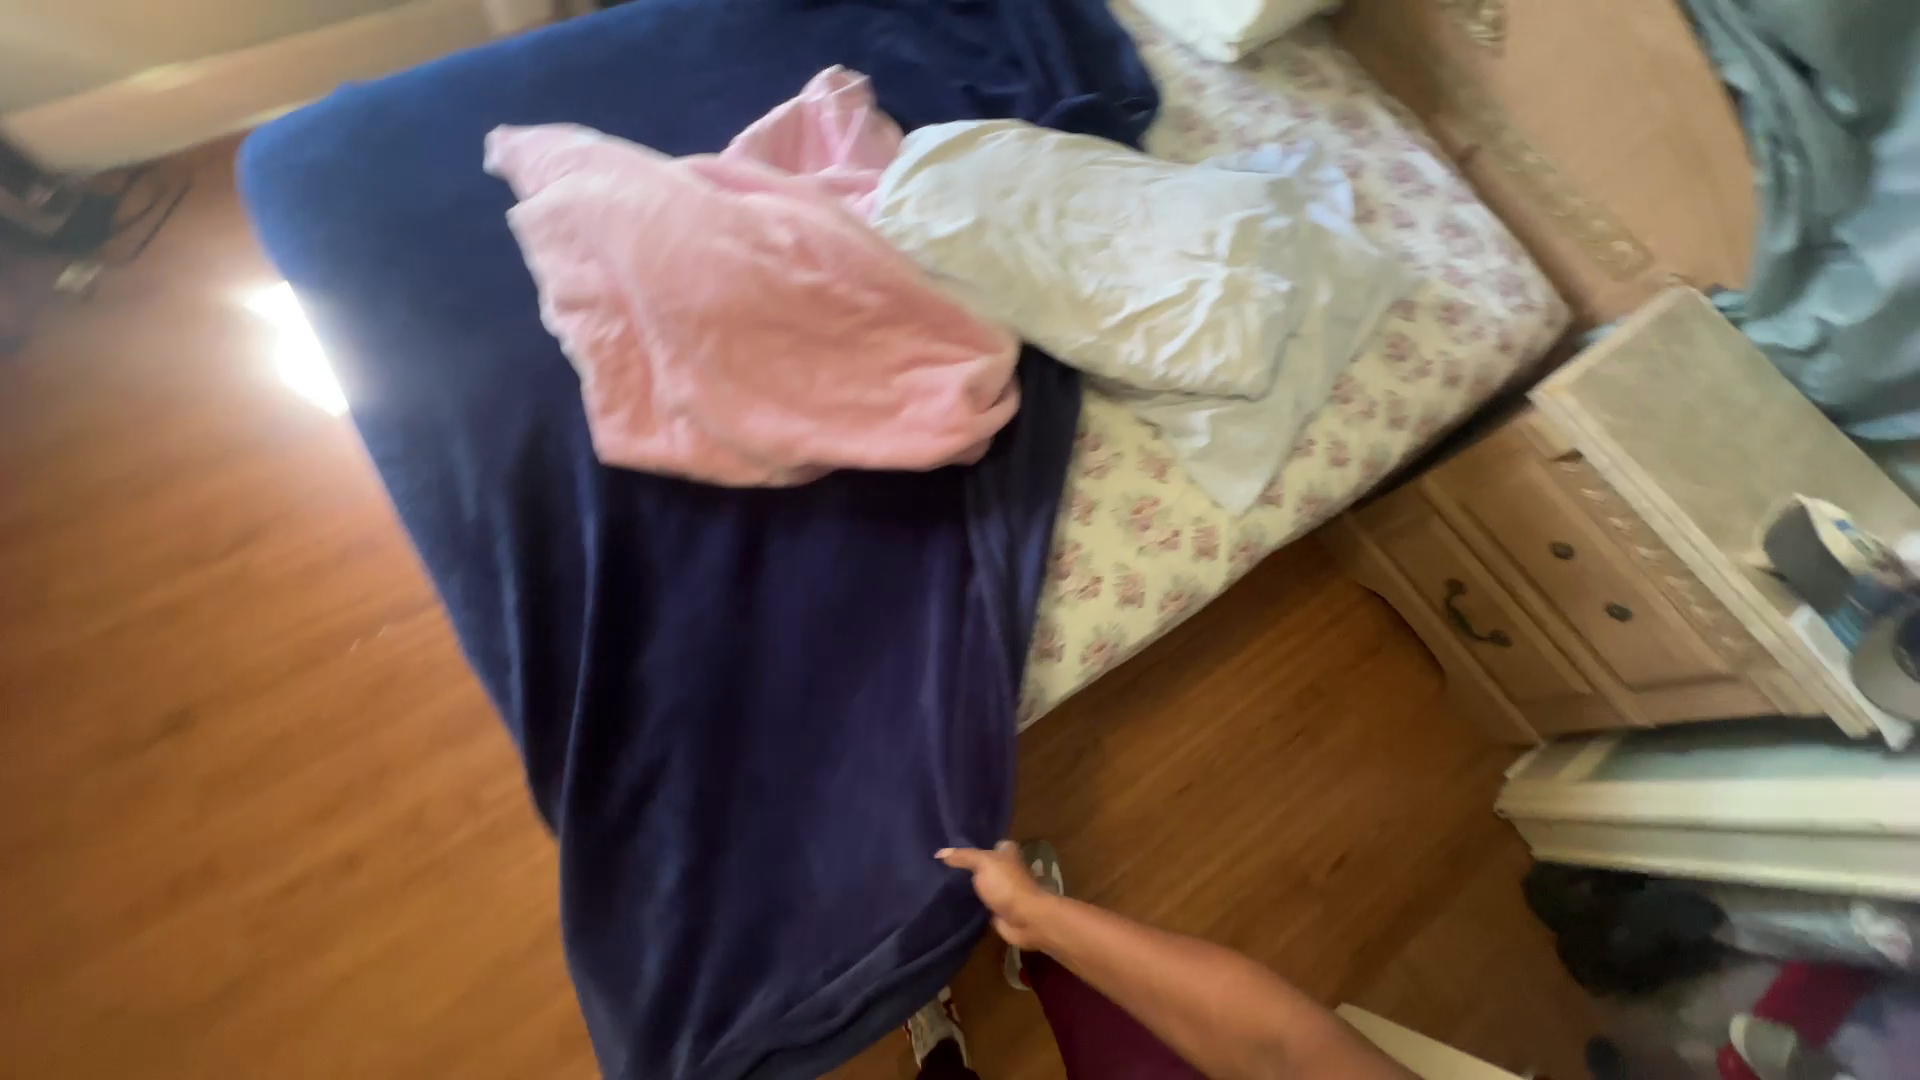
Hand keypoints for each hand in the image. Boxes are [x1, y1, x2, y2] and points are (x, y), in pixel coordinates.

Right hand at [936, 841, 1058, 949]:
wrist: (1026, 919)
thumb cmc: (1007, 884)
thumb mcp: (982, 863)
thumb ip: (962, 857)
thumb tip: (939, 853)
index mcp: (1006, 850)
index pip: (984, 842)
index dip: (968, 844)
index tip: (946, 846)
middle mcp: (1005, 867)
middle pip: (979, 864)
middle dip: (963, 866)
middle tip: (937, 865)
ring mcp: (1001, 889)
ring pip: (978, 884)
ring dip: (964, 886)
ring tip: (937, 882)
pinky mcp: (997, 908)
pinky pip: (977, 902)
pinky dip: (967, 903)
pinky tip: (948, 901)